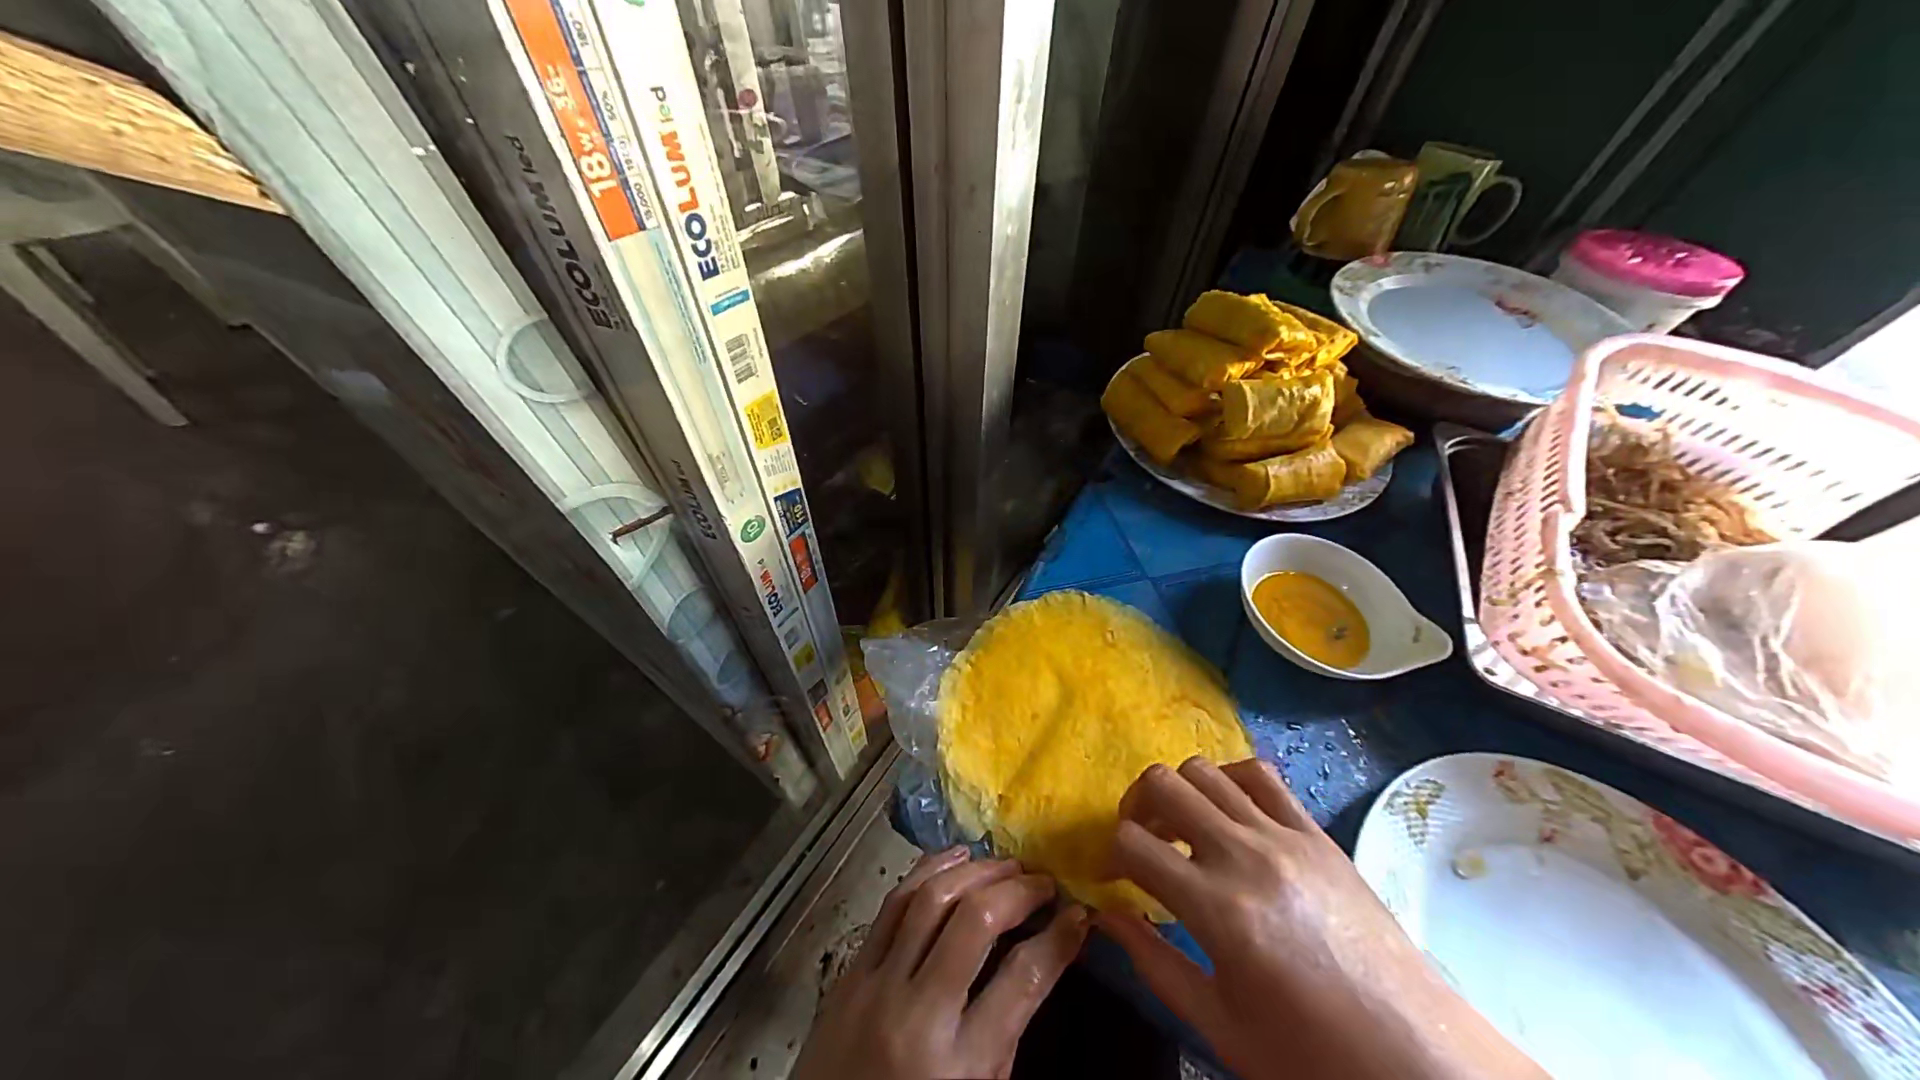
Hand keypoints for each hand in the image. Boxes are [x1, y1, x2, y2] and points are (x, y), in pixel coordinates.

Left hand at [793, 847, 1089, 1079]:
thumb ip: (1008, 1026)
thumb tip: (1044, 952)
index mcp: (961, 1064)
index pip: (1022, 979)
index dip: (1059, 938)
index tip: (1079, 915)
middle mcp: (918, 1014)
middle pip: (974, 921)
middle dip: (1017, 891)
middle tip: (1042, 882)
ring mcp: (878, 985)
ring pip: (930, 899)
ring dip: (975, 870)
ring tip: (1005, 864)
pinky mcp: (851, 970)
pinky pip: (892, 903)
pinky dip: (928, 871)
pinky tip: (955, 858)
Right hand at [1099, 758, 1544, 1079]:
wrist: (1417, 1058)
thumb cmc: (1310, 1054)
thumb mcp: (1219, 1024)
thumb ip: (1153, 962)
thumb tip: (1105, 916)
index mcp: (1217, 909)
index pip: (1133, 843)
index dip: (1109, 855)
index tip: (1111, 878)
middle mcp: (1246, 856)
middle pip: (1163, 784)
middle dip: (1134, 807)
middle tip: (1140, 842)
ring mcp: (1286, 837)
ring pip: (1206, 770)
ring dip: (1179, 793)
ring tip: (1182, 829)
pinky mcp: (1317, 833)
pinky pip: (1261, 775)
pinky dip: (1229, 780)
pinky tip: (1228, 813)